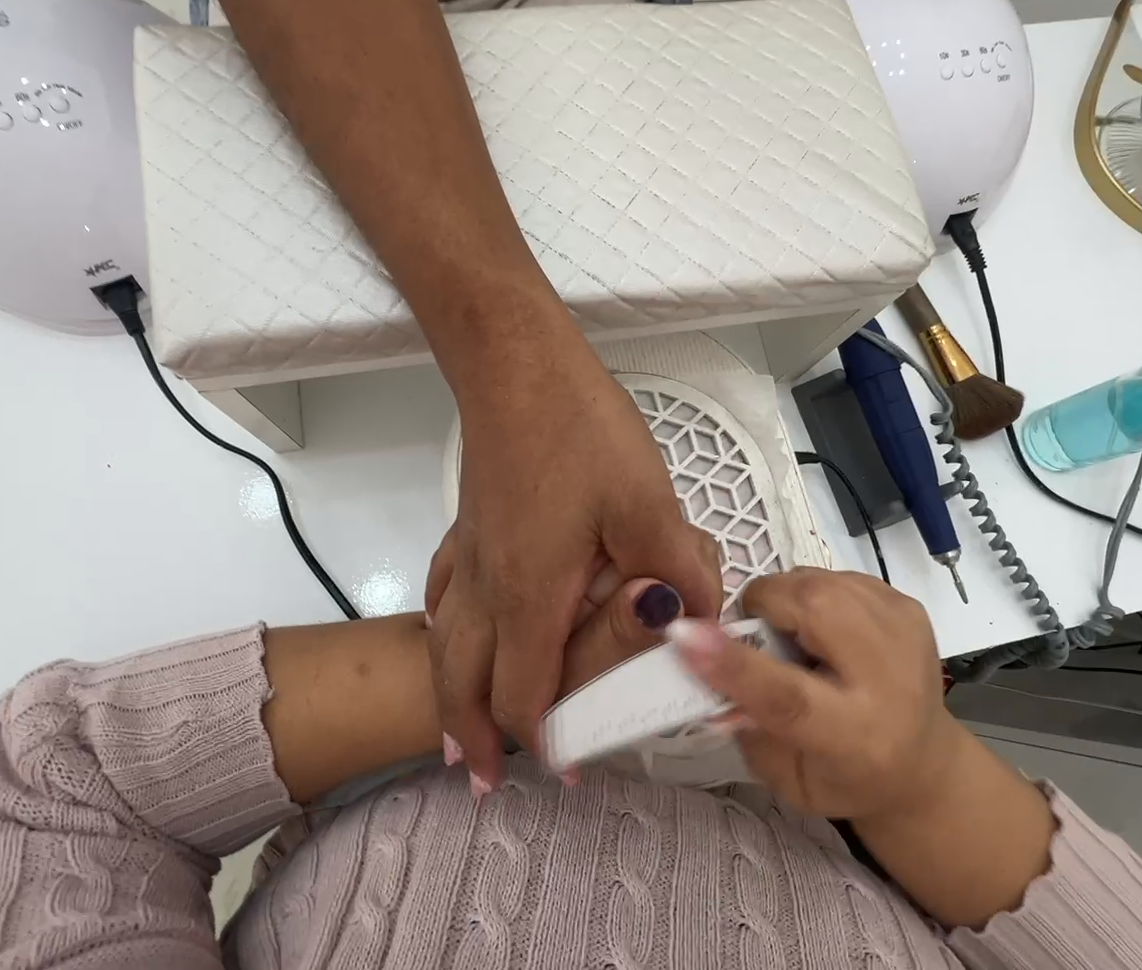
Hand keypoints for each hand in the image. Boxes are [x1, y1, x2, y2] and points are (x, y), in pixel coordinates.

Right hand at [426, 346, 723, 788]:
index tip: (566, 769)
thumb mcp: (645, 502)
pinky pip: (441, 597)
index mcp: (530, 595)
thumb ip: (677, 570)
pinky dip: (441, 633)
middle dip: (472, 736)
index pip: (523, 693)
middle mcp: (487, 586)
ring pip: (442, 645)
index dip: (543, 739)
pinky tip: (450, 631)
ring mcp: (468, 554)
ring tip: (454, 732)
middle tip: (480, 776)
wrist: (515, 365)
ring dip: (448, 696)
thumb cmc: (579, 432)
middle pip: (462, 683)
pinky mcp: (466, 524)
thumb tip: (701, 622)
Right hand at [666, 568, 964, 819]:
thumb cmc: (843, 775)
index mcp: (854, 737)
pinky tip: (824, 629)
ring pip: (820, 579)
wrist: (924, 763)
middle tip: (755, 630)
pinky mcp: (909, 605)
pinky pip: (835, 575)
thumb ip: (743, 724)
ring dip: (787, 597)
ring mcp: (905, 632)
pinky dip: (812, 591)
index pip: (785, 694)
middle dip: (766, 604)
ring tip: (795, 635)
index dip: (732, 662)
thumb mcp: (786, 776)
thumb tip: (702, 664)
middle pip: (815, 608)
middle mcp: (889, 678)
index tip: (682, 635)